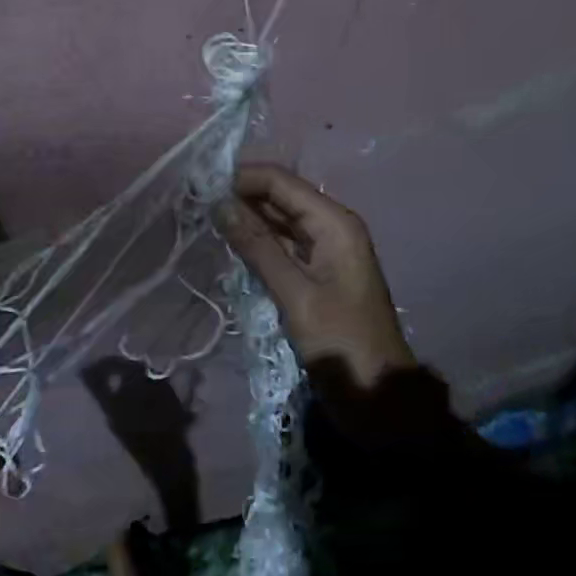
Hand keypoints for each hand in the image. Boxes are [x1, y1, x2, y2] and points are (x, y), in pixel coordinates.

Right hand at [217, 164, 414, 388]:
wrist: (379, 398)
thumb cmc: (342, 342)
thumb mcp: (296, 295)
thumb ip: (258, 247)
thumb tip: (218, 205)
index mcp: (334, 223)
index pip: (280, 181)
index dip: (241, 178)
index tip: (200, 186)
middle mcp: (330, 226)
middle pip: (279, 195)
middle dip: (239, 194)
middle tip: (196, 201)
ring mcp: (322, 249)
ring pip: (277, 218)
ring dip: (244, 215)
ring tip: (204, 216)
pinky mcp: (313, 271)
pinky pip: (280, 242)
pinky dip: (255, 239)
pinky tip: (228, 240)